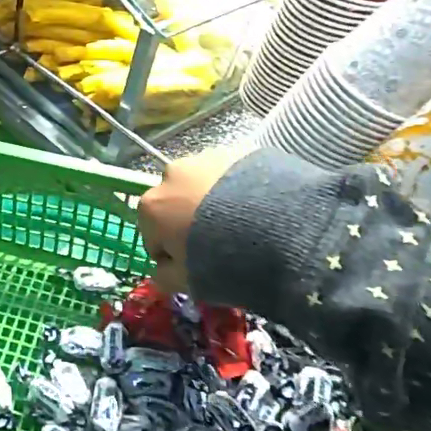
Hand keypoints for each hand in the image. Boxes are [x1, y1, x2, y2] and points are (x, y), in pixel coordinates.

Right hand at [137, 147, 246, 294]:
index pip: (152, 235)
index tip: (193, 262)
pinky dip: (238, 187)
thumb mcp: (187, 282)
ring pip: (202, 184)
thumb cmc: (221, 259)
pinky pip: (231, 173)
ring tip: (244, 223)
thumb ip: (164, 277)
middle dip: (190, 220)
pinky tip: (259, 206)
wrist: (278, 226)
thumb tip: (163, 269)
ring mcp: (205, 157)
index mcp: (151, 206)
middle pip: (175, 203)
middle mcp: (171, 175)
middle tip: (220, 242)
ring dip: (214, 201)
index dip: (171, 253)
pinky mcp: (238, 149)